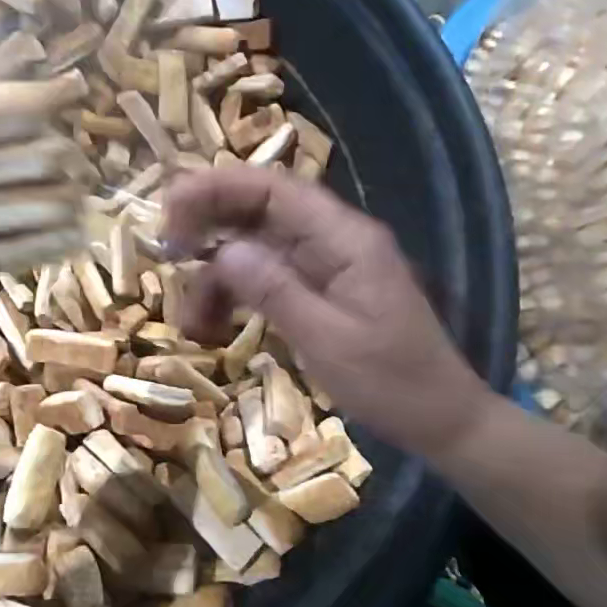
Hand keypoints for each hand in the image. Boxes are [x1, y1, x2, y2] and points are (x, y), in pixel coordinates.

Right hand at [162, 167, 490, 454]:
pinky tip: (215, 325)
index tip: (168, 212)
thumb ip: (275, 290)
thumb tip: (222, 250)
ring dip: (219, 275)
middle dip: (209, 226)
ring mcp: (329, 267)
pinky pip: (271, 279)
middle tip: (166, 254)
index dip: (216, 189)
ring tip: (191, 320)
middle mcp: (335, 241)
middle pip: (261, 211)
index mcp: (345, 238)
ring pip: (259, 248)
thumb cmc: (391, 382)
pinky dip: (239, 296)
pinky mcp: (324, 294)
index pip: (273, 189)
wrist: (440, 418)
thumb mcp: (327, 340)